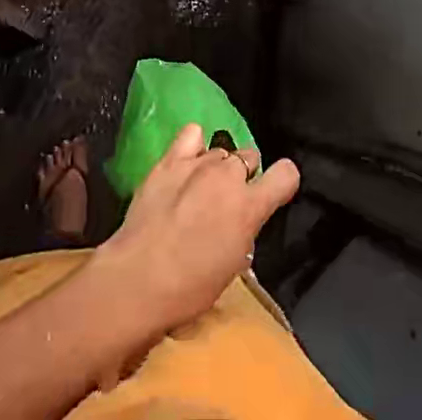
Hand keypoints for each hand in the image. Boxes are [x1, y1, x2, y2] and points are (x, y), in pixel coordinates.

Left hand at [89, 124, 298, 333]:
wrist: (136, 281)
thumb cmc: (189, 287)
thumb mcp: (233, 263)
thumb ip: (245, 228)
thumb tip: (243, 218)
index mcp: (250, 206)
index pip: (286, 174)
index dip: (281, 182)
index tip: (272, 194)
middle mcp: (229, 177)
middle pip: (249, 157)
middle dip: (243, 176)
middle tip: (225, 202)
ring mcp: (199, 164)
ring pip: (222, 151)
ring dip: (217, 167)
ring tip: (200, 188)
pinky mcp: (170, 161)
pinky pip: (192, 134)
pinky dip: (194, 146)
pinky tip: (187, 161)